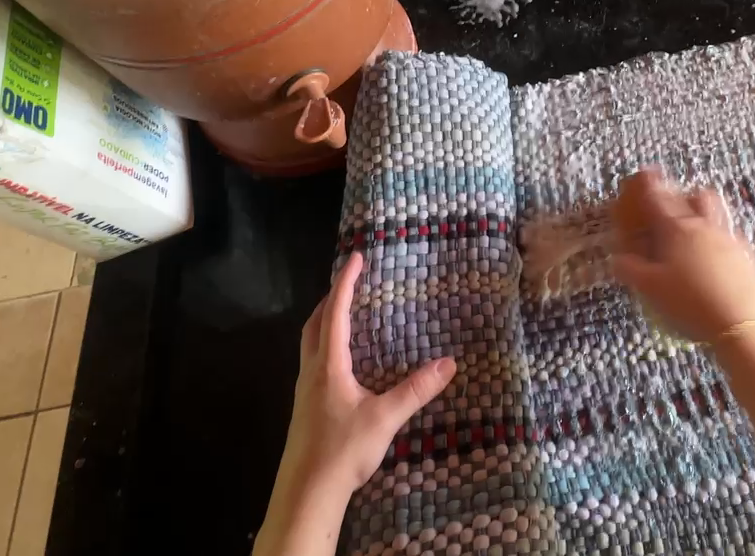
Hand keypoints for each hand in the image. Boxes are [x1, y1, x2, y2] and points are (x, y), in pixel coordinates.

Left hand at [277, 251, 457, 499]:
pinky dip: (325, 346)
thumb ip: (416, 390)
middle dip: (330, 299)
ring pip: (310, 344)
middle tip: (348, 282)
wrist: (305, 496)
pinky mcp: (305, 411)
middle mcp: (312, 372)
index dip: (345, 282)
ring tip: (343, 315)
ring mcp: (304, 392)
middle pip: (314, 324)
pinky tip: (342, 363)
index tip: (355, 257)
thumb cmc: (341, 451)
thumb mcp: (384, 418)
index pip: (335, 312)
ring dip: (324, 322)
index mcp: (328, 365)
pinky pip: (313, 363)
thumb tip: (449, 363)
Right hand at [609, 167, 754, 342]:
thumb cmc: (689, 304)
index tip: (644, 174)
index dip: (650, 184)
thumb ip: (631, 269)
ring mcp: (732, 240)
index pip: (659, 198)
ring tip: (698, 227)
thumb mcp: (651, 290)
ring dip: (707, 213)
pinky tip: (719, 259)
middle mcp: (706, 227)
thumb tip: (617, 257)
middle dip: (684, 194)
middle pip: (697, 196)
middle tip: (676, 204)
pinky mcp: (751, 257)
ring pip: (719, 213)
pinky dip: (724, 241)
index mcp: (677, 230)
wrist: (742, 327)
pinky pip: (735, 238)